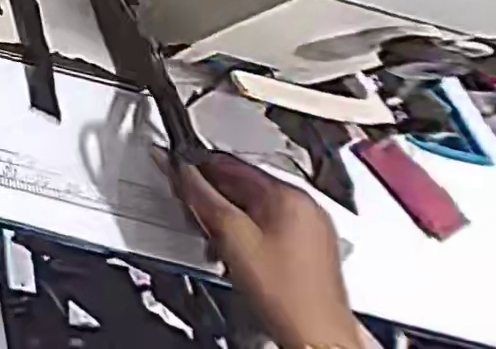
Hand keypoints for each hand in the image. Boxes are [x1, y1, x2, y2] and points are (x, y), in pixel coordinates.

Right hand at [164, 153, 368, 348]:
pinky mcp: (310, 250)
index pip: (229, 163)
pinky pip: (267, 225)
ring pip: (253, 207)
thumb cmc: (285, 297)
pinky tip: (235, 252)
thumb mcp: (230, 235)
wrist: (318, 344)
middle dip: (213, 197)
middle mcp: (305, 206)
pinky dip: (245, 232)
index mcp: (290, 195)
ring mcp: (311, 229)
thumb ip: (199, 194)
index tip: (177, 174)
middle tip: (195, 213)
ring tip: (215, 238)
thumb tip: (178, 166)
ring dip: (227, 216)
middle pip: (241, 185)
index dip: (197, 168)